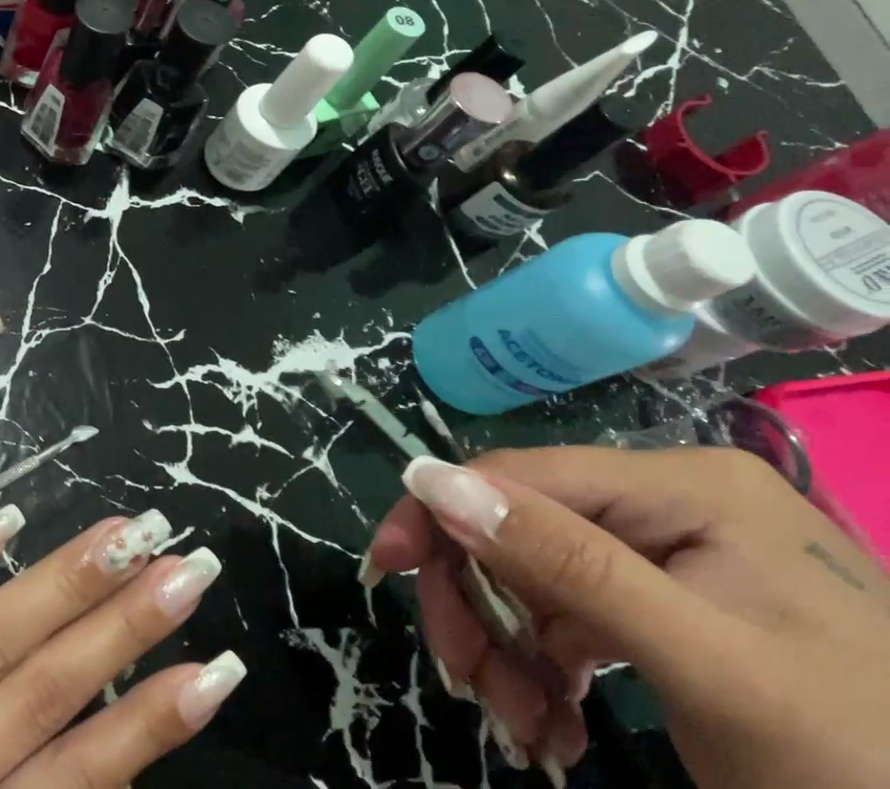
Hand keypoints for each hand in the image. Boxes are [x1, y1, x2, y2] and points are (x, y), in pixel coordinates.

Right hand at [365, 446, 889, 788]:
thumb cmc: (850, 752)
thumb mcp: (702, 660)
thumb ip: (566, 562)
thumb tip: (426, 477)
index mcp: (687, 488)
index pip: (519, 476)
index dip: (439, 518)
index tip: (384, 576)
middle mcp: (672, 503)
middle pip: (518, 532)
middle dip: (481, 609)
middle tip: (469, 684)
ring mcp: (672, 554)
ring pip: (531, 582)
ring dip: (506, 654)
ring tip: (522, 729)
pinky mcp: (669, 605)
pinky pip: (567, 619)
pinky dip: (543, 672)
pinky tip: (552, 727)